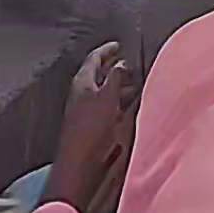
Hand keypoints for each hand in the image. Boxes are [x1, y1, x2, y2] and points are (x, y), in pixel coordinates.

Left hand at [45, 41, 137, 212]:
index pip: (94, 58)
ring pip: (102, 92)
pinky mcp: (89, 128)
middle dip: (114, 69)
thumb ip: (116, 77)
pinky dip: (117, 103)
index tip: (118, 45)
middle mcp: (80, 94)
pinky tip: (128, 109)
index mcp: (82, 82)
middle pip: (98, 75)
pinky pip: (105, 108)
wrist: (78, 167)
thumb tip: (122, 63)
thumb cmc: (92, 127)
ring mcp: (83, 111)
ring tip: (135, 86)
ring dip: (118, 87)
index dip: (107, 50)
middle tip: (130, 66)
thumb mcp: (108, 97)